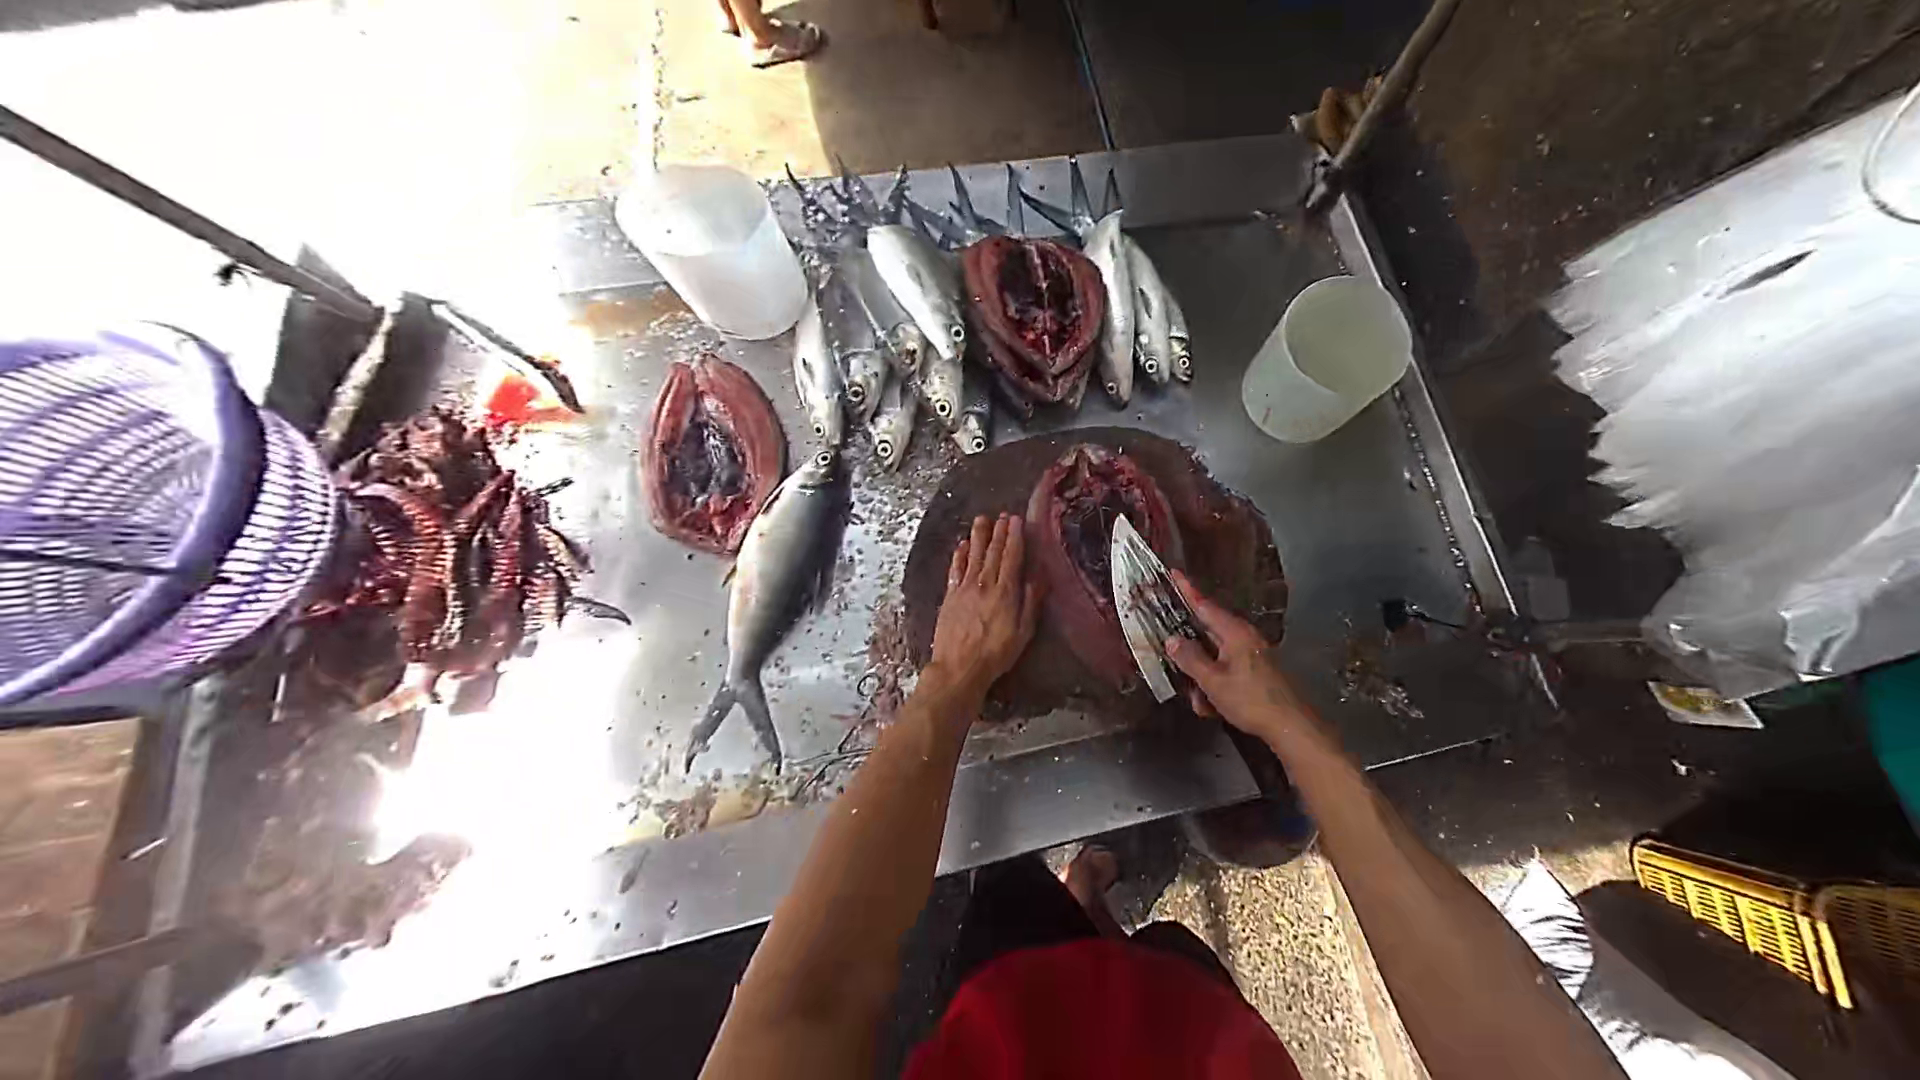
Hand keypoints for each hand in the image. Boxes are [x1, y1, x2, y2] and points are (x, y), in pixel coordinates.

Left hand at [927, 514, 1041, 704]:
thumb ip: (1031, 601)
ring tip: (981, 520)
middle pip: (992, 552)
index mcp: (1005, 592)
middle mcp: (984, 584)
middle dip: (998, 532)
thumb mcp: (1023, 632)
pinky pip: (955, 569)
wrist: (960, 667)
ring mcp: (964, 588)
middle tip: (1002, 515)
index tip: (1016, 520)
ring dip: (978, 536)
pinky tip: (961, 545)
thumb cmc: (996, 653)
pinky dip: (958, 555)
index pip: (1011, 557)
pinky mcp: (949, 596)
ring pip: (972, 555)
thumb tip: (1039, 576)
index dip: (1014, 537)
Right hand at [1163, 570, 1319, 743]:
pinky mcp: (1255, 671)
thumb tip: (1172, 640)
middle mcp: (1243, 638)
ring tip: (1202, 703)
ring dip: (1201, 679)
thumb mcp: (1212, 681)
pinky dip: (1215, 687)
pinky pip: (1224, 671)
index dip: (1187, 590)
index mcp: (1234, 633)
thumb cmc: (1251, 700)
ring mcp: (1250, 655)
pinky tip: (1213, 708)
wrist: (1291, 727)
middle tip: (1176, 667)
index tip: (1173, 573)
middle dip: (1189, 656)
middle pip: (1205, 635)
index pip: (1204, 605)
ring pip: (1212, 658)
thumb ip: (1189, 658)